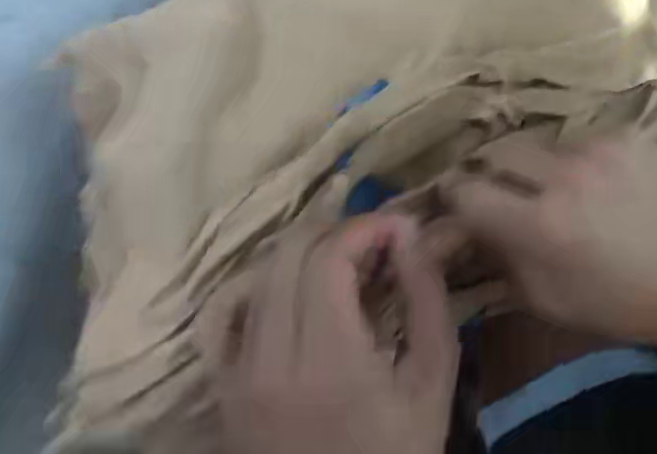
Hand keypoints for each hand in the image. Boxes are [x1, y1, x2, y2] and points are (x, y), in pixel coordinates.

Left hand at [199, 214, 457, 453]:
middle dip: (340, 231)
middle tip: (379, 242)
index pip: (328, 257)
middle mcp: (266, 363)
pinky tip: (294, 288)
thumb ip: (426, 293)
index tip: (403, 228)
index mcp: (325, 360)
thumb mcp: (434, 370)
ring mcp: (234, 380)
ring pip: (257, 276)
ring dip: (307, 253)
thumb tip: (410, 231)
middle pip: (288, 255)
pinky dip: (257, 287)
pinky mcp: (222, 393)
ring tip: (349, 263)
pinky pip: (222, 319)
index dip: (369, 226)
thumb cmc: (400, 446)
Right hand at [442, 134, 656, 346]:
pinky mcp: (629, 135)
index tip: (454, 197)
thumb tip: (470, 229)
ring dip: (543, 165)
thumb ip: (503, 259)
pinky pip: (588, 141)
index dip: (454, 194)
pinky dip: (584, 161)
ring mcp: (601, 148)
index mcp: (540, 223)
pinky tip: (603, 183)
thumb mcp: (549, 299)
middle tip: (498, 184)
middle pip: (502, 150)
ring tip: (562, 189)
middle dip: (490, 167)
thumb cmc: (619, 300)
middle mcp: (565, 175)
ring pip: (548, 145)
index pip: (470, 191)